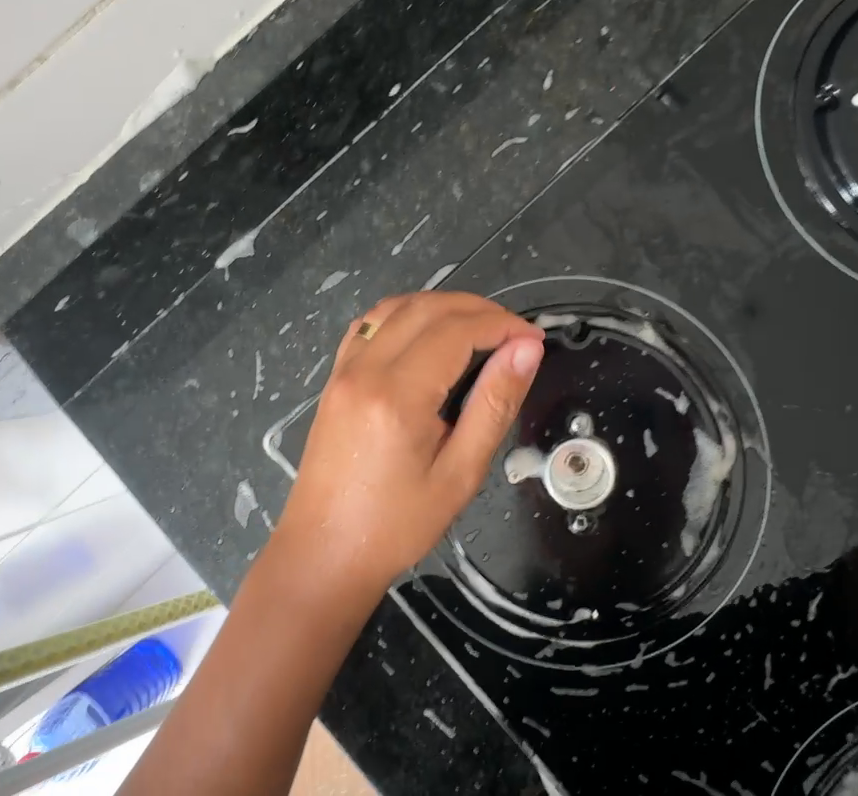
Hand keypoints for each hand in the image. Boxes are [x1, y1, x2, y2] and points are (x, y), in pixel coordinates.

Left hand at [274, 291, 543, 593]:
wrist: (324, 553)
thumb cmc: (397, 525)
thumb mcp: (460, 473)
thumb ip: (494, 404)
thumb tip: (526, 350)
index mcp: (398, 395)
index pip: (457, 330)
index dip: (501, 324)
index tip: (533, 339)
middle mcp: (365, 369)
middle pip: (428, 308)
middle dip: (478, 309)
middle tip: (515, 333)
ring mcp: (344, 370)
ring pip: (397, 307)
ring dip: (443, 305)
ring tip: (481, 328)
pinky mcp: (335, 378)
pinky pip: (371, 324)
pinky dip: (407, 314)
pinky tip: (429, 333)